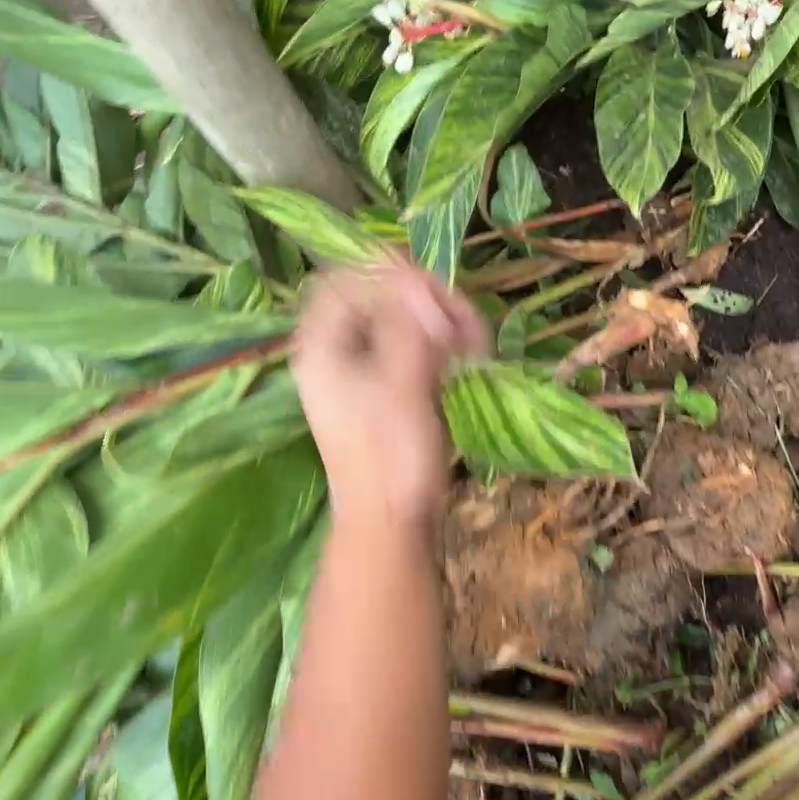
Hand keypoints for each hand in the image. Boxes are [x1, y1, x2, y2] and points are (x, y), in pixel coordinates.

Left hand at [292, 257, 487, 531]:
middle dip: (425, 299)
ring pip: (401, 320)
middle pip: (377, 295)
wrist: (391, 524)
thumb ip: (409, 330)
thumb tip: (422, 284)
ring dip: (441, 320)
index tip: (436, 293)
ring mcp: (364, 371)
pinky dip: (442, 343)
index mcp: (322, 347)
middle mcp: (337, 352)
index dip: (389, 275)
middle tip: (465, 321)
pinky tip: (469, 355)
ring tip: (476, 341)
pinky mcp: (390, 389)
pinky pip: (415, 346)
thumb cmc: (389, 460)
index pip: (347, 281)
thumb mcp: (400, 389)